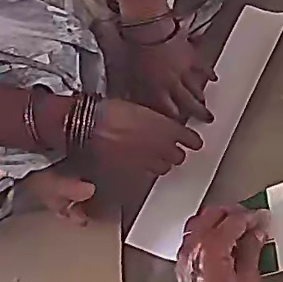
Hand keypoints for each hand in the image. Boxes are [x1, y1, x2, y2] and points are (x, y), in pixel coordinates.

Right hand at [89, 98, 203, 175]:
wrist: (88, 126)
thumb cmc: (109, 111)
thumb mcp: (139, 107)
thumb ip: (156, 119)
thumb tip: (159, 122)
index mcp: (167, 127)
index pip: (190, 139)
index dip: (192, 141)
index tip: (194, 142)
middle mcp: (163, 147)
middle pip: (179, 156)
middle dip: (175, 152)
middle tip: (170, 149)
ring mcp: (149, 162)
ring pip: (165, 167)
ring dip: (162, 162)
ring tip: (155, 158)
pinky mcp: (135, 173)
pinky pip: (147, 174)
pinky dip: (146, 169)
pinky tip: (140, 164)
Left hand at [128, 32, 215, 123]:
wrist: (149, 30)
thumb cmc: (136, 50)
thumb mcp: (131, 75)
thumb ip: (137, 90)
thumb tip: (135, 100)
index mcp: (157, 91)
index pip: (169, 111)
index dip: (175, 118)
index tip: (181, 124)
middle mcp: (174, 85)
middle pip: (189, 103)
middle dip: (198, 113)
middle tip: (206, 119)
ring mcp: (185, 72)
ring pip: (197, 89)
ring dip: (201, 97)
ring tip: (206, 103)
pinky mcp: (193, 57)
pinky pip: (204, 69)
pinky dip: (209, 74)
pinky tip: (213, 78)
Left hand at [176, 205, 262, 281]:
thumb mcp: (249, 279)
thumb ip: (252, 249)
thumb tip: (257, 233)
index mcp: (210, 249)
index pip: (233, 220)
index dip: (252, 217)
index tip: (262, 218)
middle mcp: (192, 250)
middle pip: (212, 216)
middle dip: (233, 213)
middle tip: (252, 218)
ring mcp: (185, 260)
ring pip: (199, 225)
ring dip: (218, 221)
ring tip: (238, 227)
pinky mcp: (183, 270)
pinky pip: (193, 240)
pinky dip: (208, 234)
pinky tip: (223, 243)